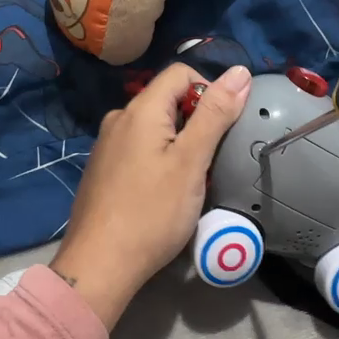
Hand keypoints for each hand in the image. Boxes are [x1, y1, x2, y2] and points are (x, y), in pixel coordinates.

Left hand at [51, 63, 249, 328]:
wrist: (98, 267)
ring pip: (154, 127)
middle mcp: (118, 119)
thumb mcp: (191, 162)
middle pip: (167, 99)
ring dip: (178, 143)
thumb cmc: (151, 212)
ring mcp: (106, 145)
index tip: (221, 128)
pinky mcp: (101, 170)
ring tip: (189, 181)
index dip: (209, 90)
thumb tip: (240, 71)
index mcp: (140, 110)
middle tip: (209, 160)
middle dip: (195, 121)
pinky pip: (138, 148)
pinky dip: (158, 159)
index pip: (181, 73)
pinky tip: (162, 194)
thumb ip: (215, 114)